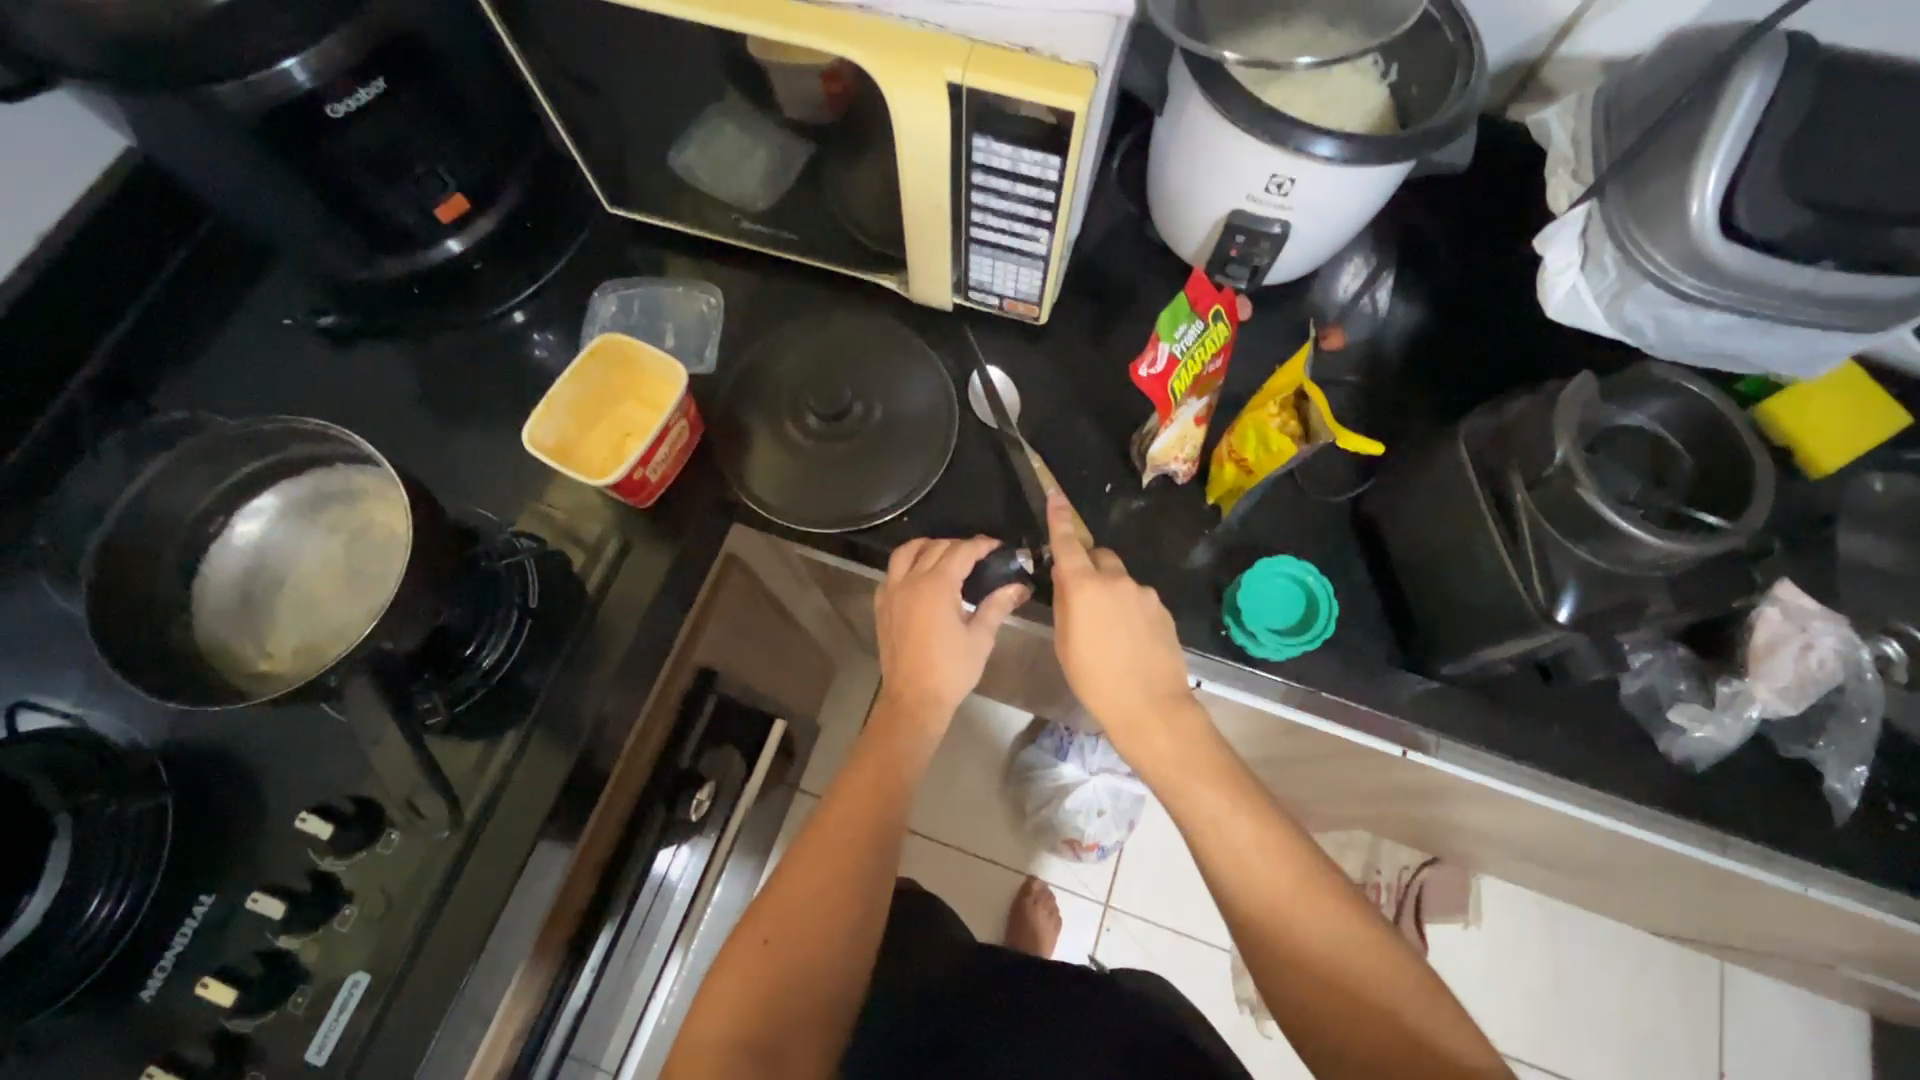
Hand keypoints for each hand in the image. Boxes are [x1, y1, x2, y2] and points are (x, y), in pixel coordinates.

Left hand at [873, 537, 1028, 731]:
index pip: (961, 552)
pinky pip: (891, 573)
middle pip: (935, 548)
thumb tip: (1019, 587)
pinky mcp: (881, 606)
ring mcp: (892, 592)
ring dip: (927, 547)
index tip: (997, 546)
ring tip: (945, 554)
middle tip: (978, 555)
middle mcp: (911, 581)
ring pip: (906, 553)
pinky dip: (906, 566)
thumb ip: (998, 605)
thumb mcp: (980, 638)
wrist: (913, 699)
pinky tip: (918, 577)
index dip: (981, 545)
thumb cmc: (951, 671)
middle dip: (958, 545)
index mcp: (937, 586)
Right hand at [1047, 492, 1200, 762]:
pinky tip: (1129, 641)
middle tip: (1080, 598)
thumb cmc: (1094, 679)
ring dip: (1110, 593)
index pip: (1067, 543)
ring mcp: (1144, 593)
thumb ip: (1065, 604)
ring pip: (1120, 581)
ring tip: (1108, 632)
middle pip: (1098, 557)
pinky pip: (1138, 599)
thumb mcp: (1064, 642)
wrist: (1150, 705)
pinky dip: (1129, 610)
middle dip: (1088, 568)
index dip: (1059, 518)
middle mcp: (1116, 580)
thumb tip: (1067, 583)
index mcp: (1083, 586)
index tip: (1055, 494)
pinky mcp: (1163, 609)